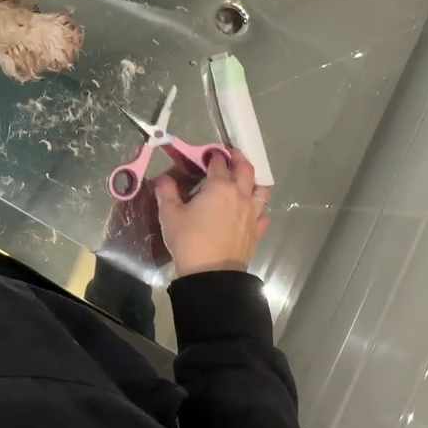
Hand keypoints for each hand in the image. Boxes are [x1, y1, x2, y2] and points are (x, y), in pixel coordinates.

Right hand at [153, 149, 269, 276]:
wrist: (211, 274)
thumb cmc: (189, 240)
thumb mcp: (169, 214)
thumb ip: (166, 192)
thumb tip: (163, 178)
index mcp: (219, 187)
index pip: (219, 162)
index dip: (213, 155)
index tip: (207, 153)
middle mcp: (240, 195)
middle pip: (246, 169)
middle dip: (239, 158)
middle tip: (231, 155)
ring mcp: (252, 214)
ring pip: (262, 190)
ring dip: (254, 182)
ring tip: (246, 182)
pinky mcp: (256, 232)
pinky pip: (263, 215)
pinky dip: (259, 210)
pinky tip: (251, 212)